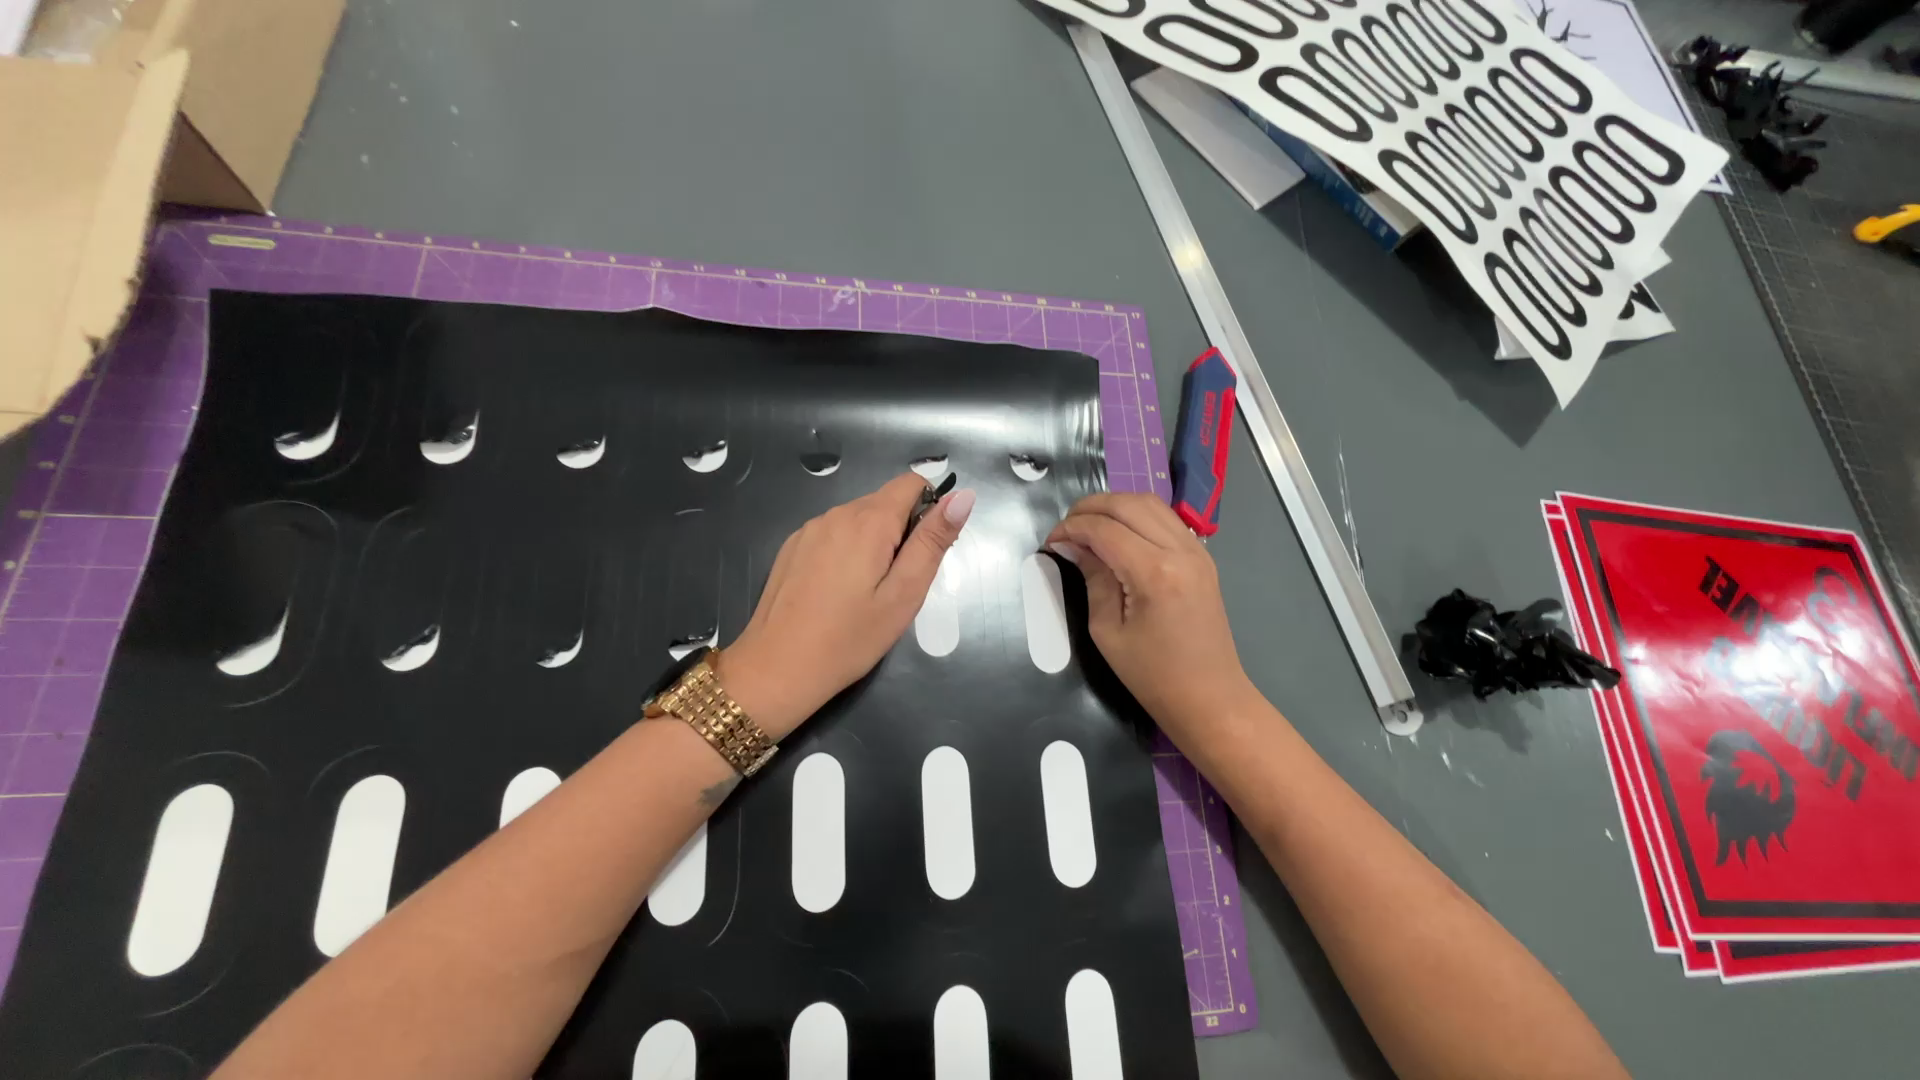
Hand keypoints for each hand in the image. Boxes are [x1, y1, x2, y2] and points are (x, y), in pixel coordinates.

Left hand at [719, 473, 974, 738]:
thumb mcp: (904, 595)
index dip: (930, 509)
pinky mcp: (791, 548)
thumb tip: (961, 495)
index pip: (911, 483)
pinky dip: (846, 552)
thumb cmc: (849, 639)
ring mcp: (809, 530)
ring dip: (874, 543)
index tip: (926, 552)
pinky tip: (837, 593)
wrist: (776, 670)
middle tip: (898, 586)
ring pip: (857, 519)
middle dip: (902, 532)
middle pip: (884, 502)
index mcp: (869, 522)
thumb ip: (933, 541)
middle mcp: (837, 514)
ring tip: (867, 594)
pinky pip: (832, 535)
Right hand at [1045, 494, 1257, 742]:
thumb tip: (1074, 546)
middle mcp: (1180, 551)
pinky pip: (1166, 519)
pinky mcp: (1203, 557)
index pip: (1104, 530)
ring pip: (1150, 503)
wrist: (1210, 697)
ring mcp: (1197, 551)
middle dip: (1089, 508)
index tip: (1051, 542)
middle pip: (1128, 504)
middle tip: (1065, 529)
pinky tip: (1118, 534)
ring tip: (1088, 527)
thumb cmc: (1153, 675)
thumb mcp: (1108, 632)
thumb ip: (1093, 579)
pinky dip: (1137, 515)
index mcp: (1154, 574)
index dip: (1071, 528)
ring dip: (1114, 506)